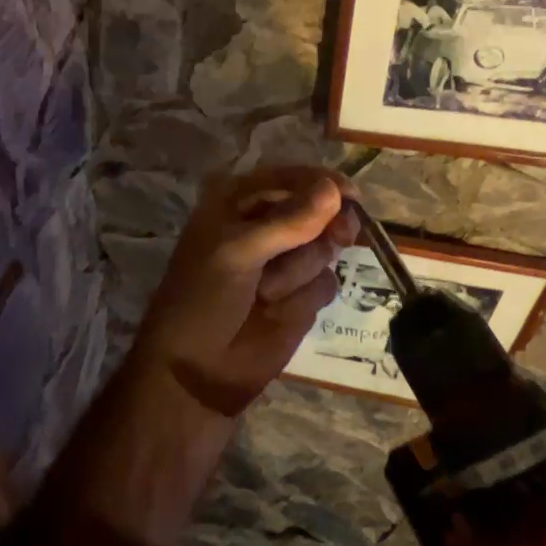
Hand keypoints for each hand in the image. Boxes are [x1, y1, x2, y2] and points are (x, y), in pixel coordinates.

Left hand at [132, 166, 358, 417]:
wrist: (196, 369)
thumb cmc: (203, 297)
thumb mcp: (237, 251)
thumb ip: (288, 221)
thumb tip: (335, 191)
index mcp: (238, 200)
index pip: (289, 177)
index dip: (320, 183)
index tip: (349, 194)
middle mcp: (265, 224)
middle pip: (318, 209)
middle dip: (324, 225)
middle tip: (341, 236)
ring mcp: (286, 261)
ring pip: (325, 247)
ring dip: (300, 270)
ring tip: (266, 292)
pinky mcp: (302, 296)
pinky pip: (327, 283)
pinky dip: (305, 297)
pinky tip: (279, 311)